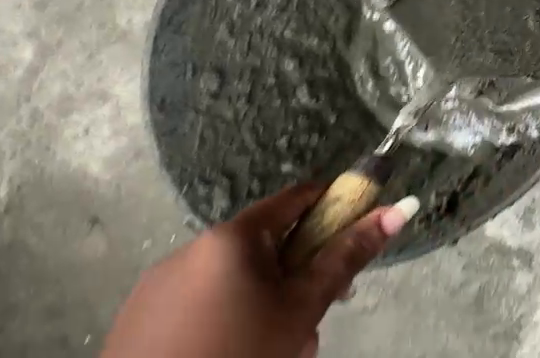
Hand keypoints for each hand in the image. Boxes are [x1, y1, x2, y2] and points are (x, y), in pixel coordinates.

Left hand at [101, 184, 419, 357]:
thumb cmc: (238, 352)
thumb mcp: (303, 306)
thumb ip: (349, 254)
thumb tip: (403, 206)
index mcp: (230, 237)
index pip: (299, 198)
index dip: (334, 210)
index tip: (354, 240)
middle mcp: (189, 250)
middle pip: (269, 244)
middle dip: (301, 272)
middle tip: (318, 310)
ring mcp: (155, 288)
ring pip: (237, 277)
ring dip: (268, 298)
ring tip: (279, 341)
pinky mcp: (136, 322)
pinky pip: (201, 302)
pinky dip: (229, 316)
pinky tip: (238, 348)